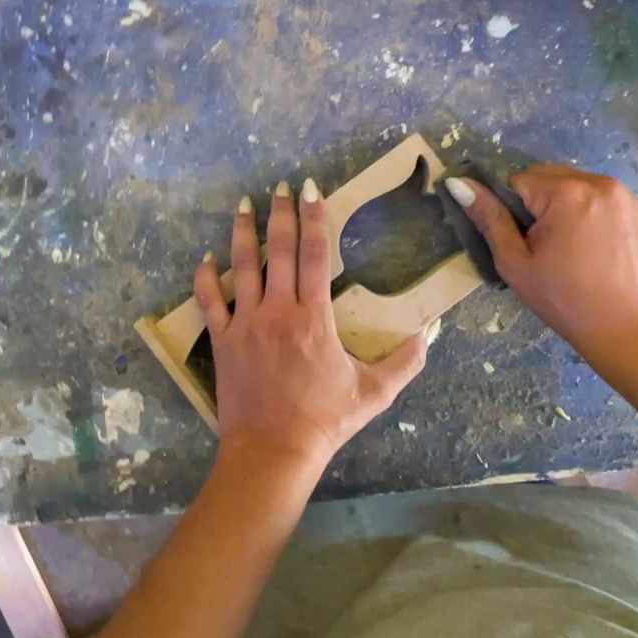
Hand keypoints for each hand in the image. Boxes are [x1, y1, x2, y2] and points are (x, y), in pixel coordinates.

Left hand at [193, 179, 429, 472]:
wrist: (273, 450)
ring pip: (241, 268)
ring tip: (244, 204)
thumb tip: (432, 332)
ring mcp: (245, 324)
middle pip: (278, 251)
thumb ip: (406, 361)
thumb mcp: (375, 393)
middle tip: (280, 186)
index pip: (315, 256)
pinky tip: (206, 259)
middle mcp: (277, 311)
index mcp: (314, 317)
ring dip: (243, 233)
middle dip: (280, 214)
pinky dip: (205, 279)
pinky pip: (209, 303)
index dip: (315, 219)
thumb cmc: (326, 421)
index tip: (312, 191)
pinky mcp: (222, 341)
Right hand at [445, 165, 637, 358]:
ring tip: (572, 245)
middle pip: (551, 177)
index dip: (512, 209)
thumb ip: (489, 218)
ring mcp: (627, 197)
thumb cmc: (561, 297)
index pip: (519, 180)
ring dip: (569, 204)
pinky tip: (597, 248)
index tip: (523, 239)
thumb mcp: (514, 261)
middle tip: (545, 243)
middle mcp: (600, 184)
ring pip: (580, 185)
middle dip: (541, 202)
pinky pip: (608, 201)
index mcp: (564, 193)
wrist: (623, 327)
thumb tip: (459, 183)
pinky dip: (596, 214)